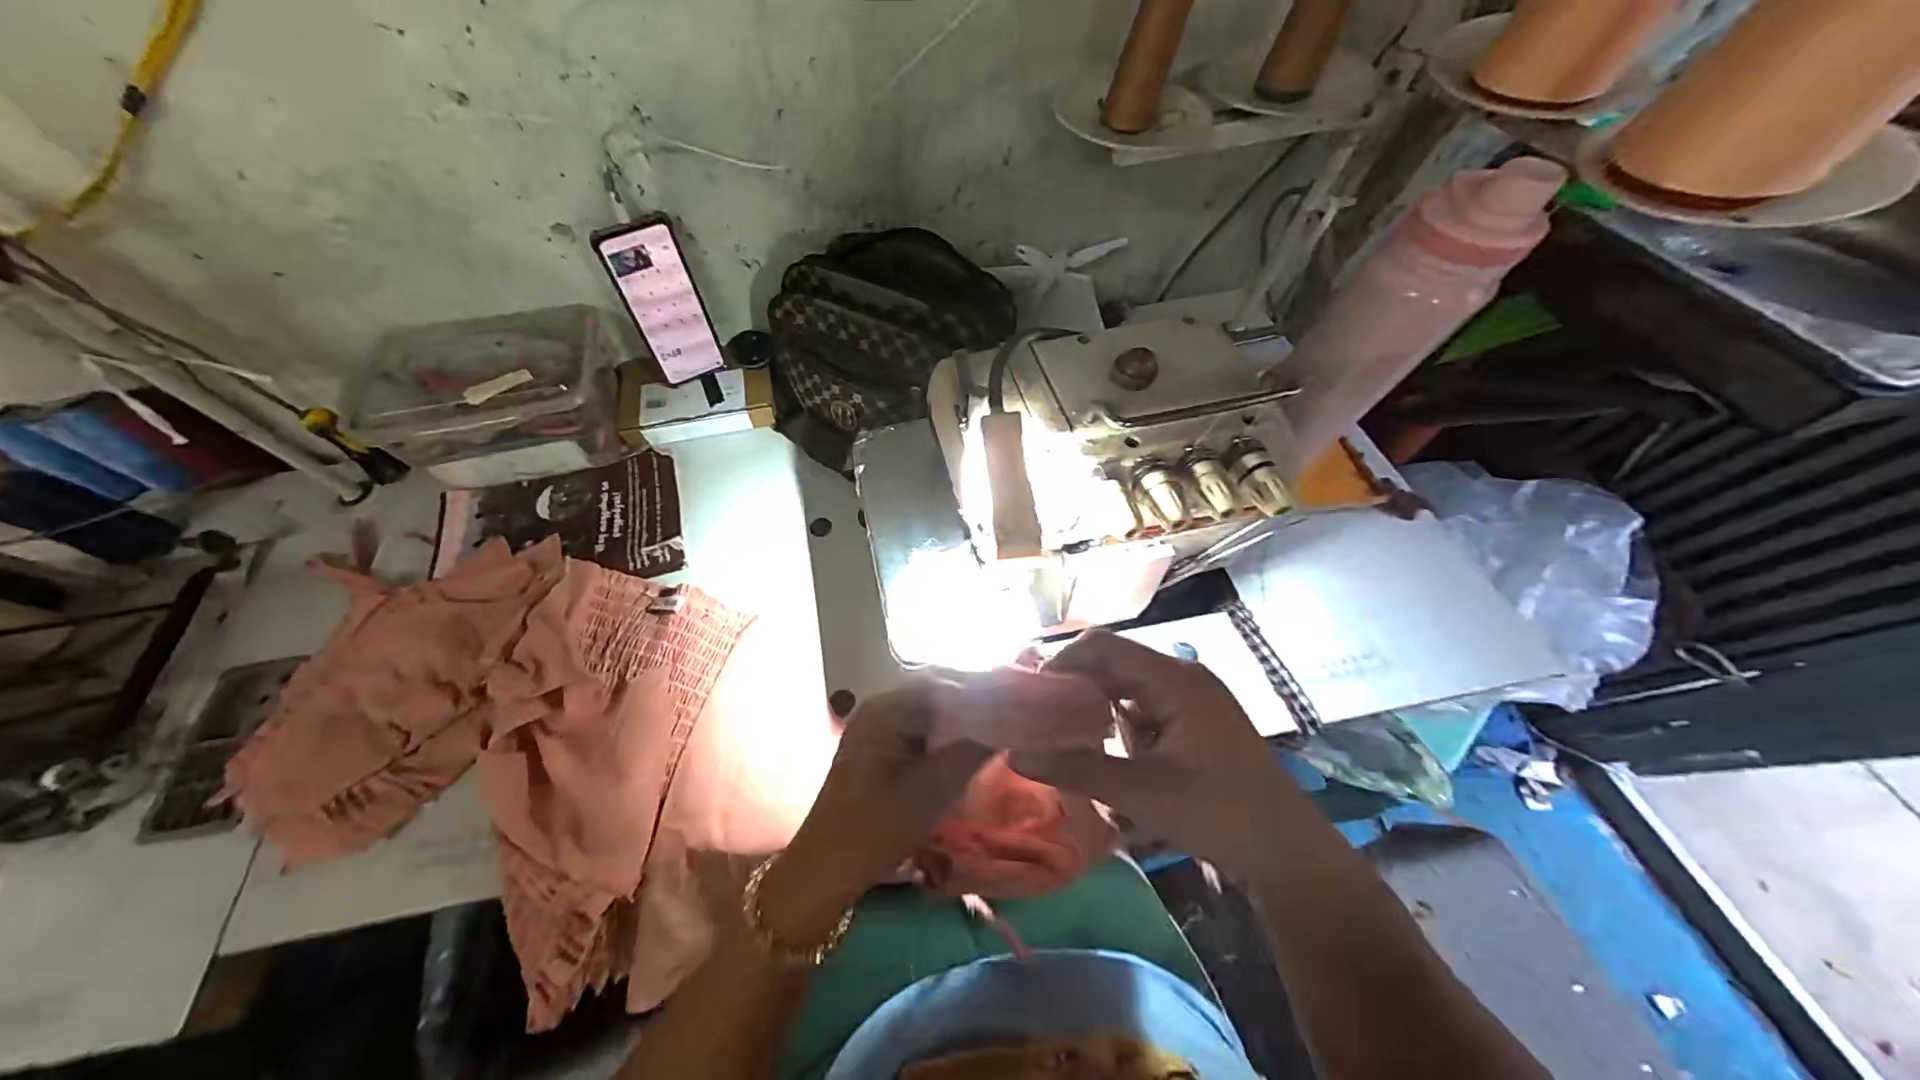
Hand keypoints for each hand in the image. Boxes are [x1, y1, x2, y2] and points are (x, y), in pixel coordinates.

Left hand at [757, 681, 992, 941]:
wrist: (827, 870)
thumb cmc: (878, 825)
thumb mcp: (935, 788)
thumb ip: (974, 748)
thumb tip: (1008, 720)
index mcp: (885, 707)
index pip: (943, 681)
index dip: (981, 688)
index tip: (1015, 701)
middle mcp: (878, 708)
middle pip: (935, 692)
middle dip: (972, 703)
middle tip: (1009, 717)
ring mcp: (874, 728)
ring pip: (929, 712)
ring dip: (959, 720)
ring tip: (994, 732)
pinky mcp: (877, 749)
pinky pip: (918, 730)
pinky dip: (943, 736)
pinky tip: (965, 750)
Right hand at [1009, 630, 1301, 878]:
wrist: (1288, 853)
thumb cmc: (1219, 816)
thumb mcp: (1142, 794)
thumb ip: (1076, 770)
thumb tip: (1015, 755)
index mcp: (1175, 679)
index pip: (1103, 647)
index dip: (1061, 662)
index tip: (1030, 696)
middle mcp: (1183, 675)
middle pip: (1113, 662)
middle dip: (1073, 685)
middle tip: (1037, 717)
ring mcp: (1192, 696)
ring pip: (1126, 684)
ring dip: (1094, 704)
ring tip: (1061, 733)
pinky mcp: (1195, 719)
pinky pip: (1144, 704)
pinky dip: (1117, 720)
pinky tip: (1101, 748)